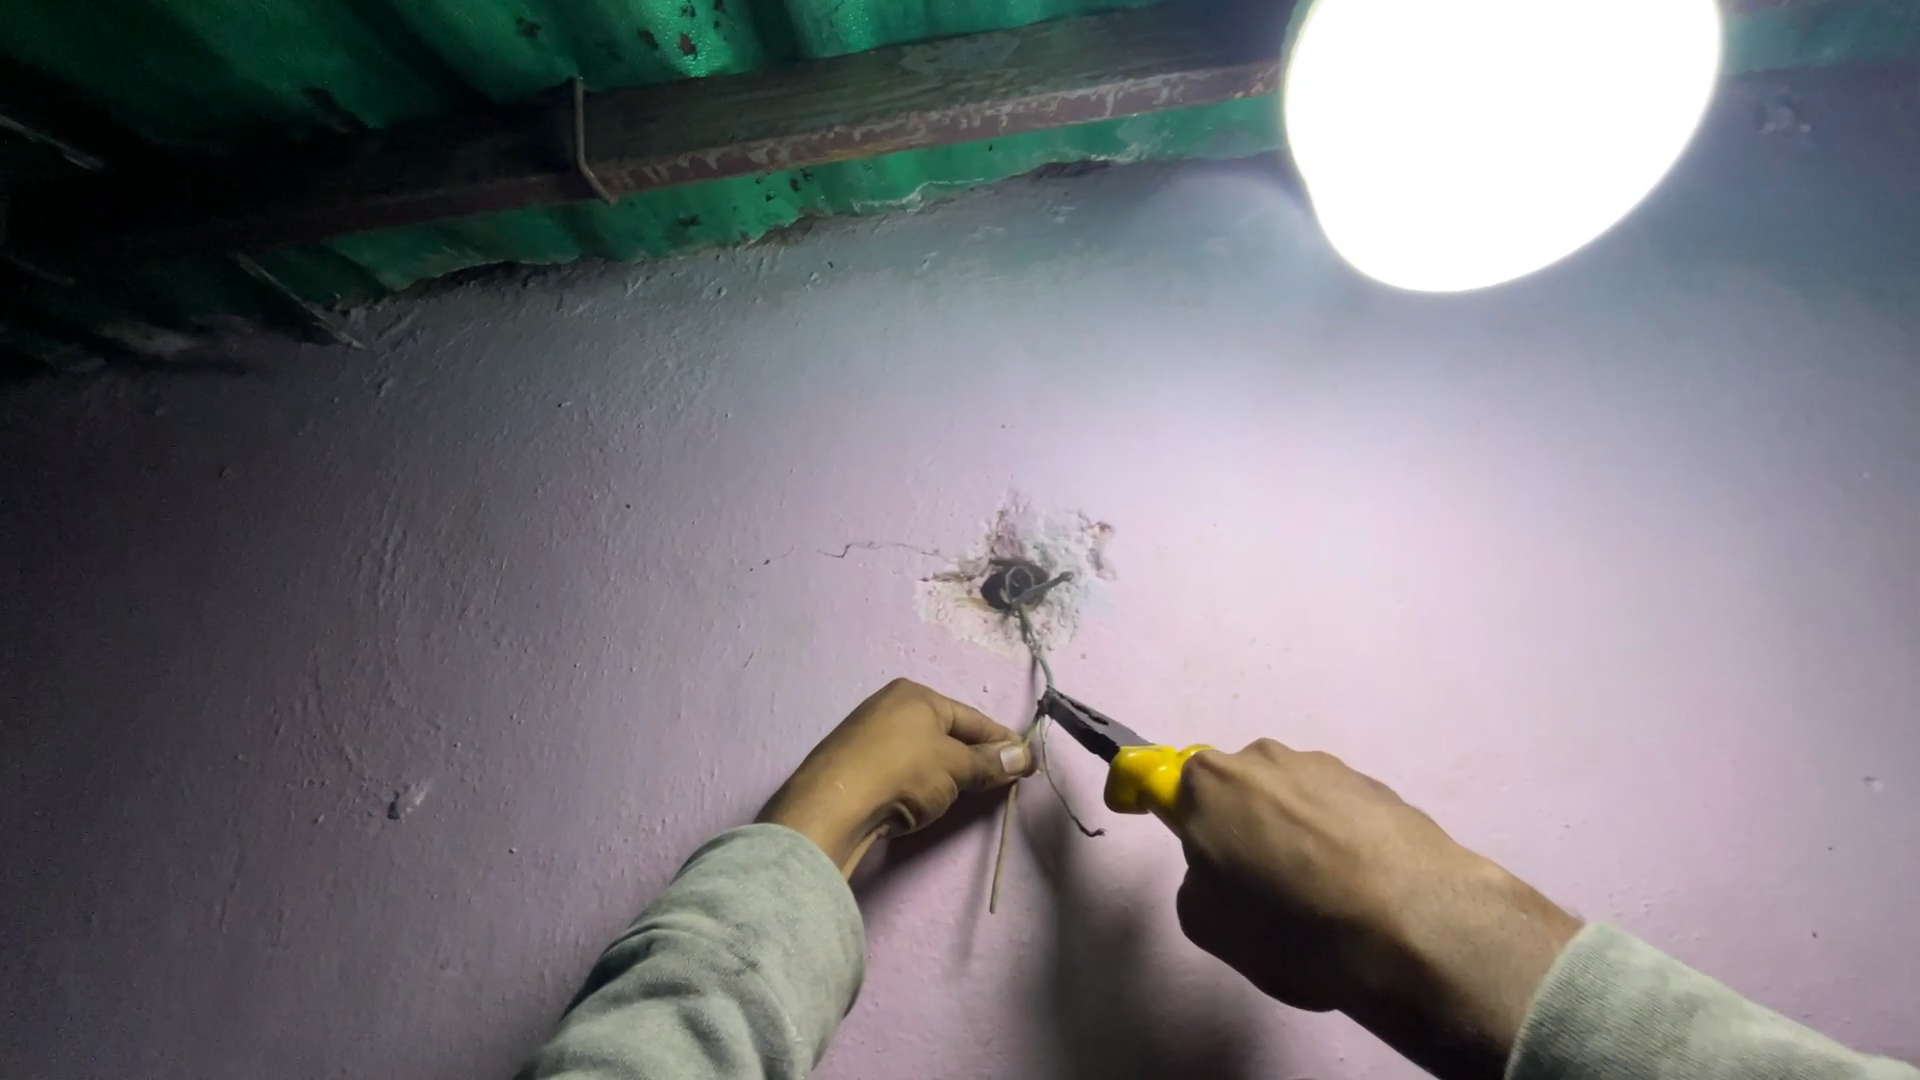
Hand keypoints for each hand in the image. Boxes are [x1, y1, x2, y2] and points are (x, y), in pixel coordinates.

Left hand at [757, 679, 1033, 874]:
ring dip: (947, 771)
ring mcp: (868, 734)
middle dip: (975, 756)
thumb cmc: (903, 771)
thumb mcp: (955, 766)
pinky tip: (926, 798)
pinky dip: (920, 780)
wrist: (834, 804)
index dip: (1002, 740)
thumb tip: (1022, 755)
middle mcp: (891, 705)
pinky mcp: (853, 764)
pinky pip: (901, 768)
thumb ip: (990, 762)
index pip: (971, 718)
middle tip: (1001, 780)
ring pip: (923, 752)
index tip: (1026, 760)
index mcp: (916, 694)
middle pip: (946, 733)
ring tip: (967, 792)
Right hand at [1170, 740, 1580, 1079]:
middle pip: (1230, 788)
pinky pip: (1335, 809)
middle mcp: (1258, 757)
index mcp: (1206, 781)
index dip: (1148, 798)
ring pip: (1286, 796)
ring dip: (1290, 830)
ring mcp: (1321, 765)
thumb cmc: (1289, 925)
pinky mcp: (1376, 784)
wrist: (1415, 928)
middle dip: (1234, 824)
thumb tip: (1219, 868)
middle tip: (1258, 883)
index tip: (1153, 817)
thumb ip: (1195, 881)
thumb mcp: (1208, 924)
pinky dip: (1337, 837)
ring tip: (1323, 892)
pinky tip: (1359, 886)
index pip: (1154, 774)